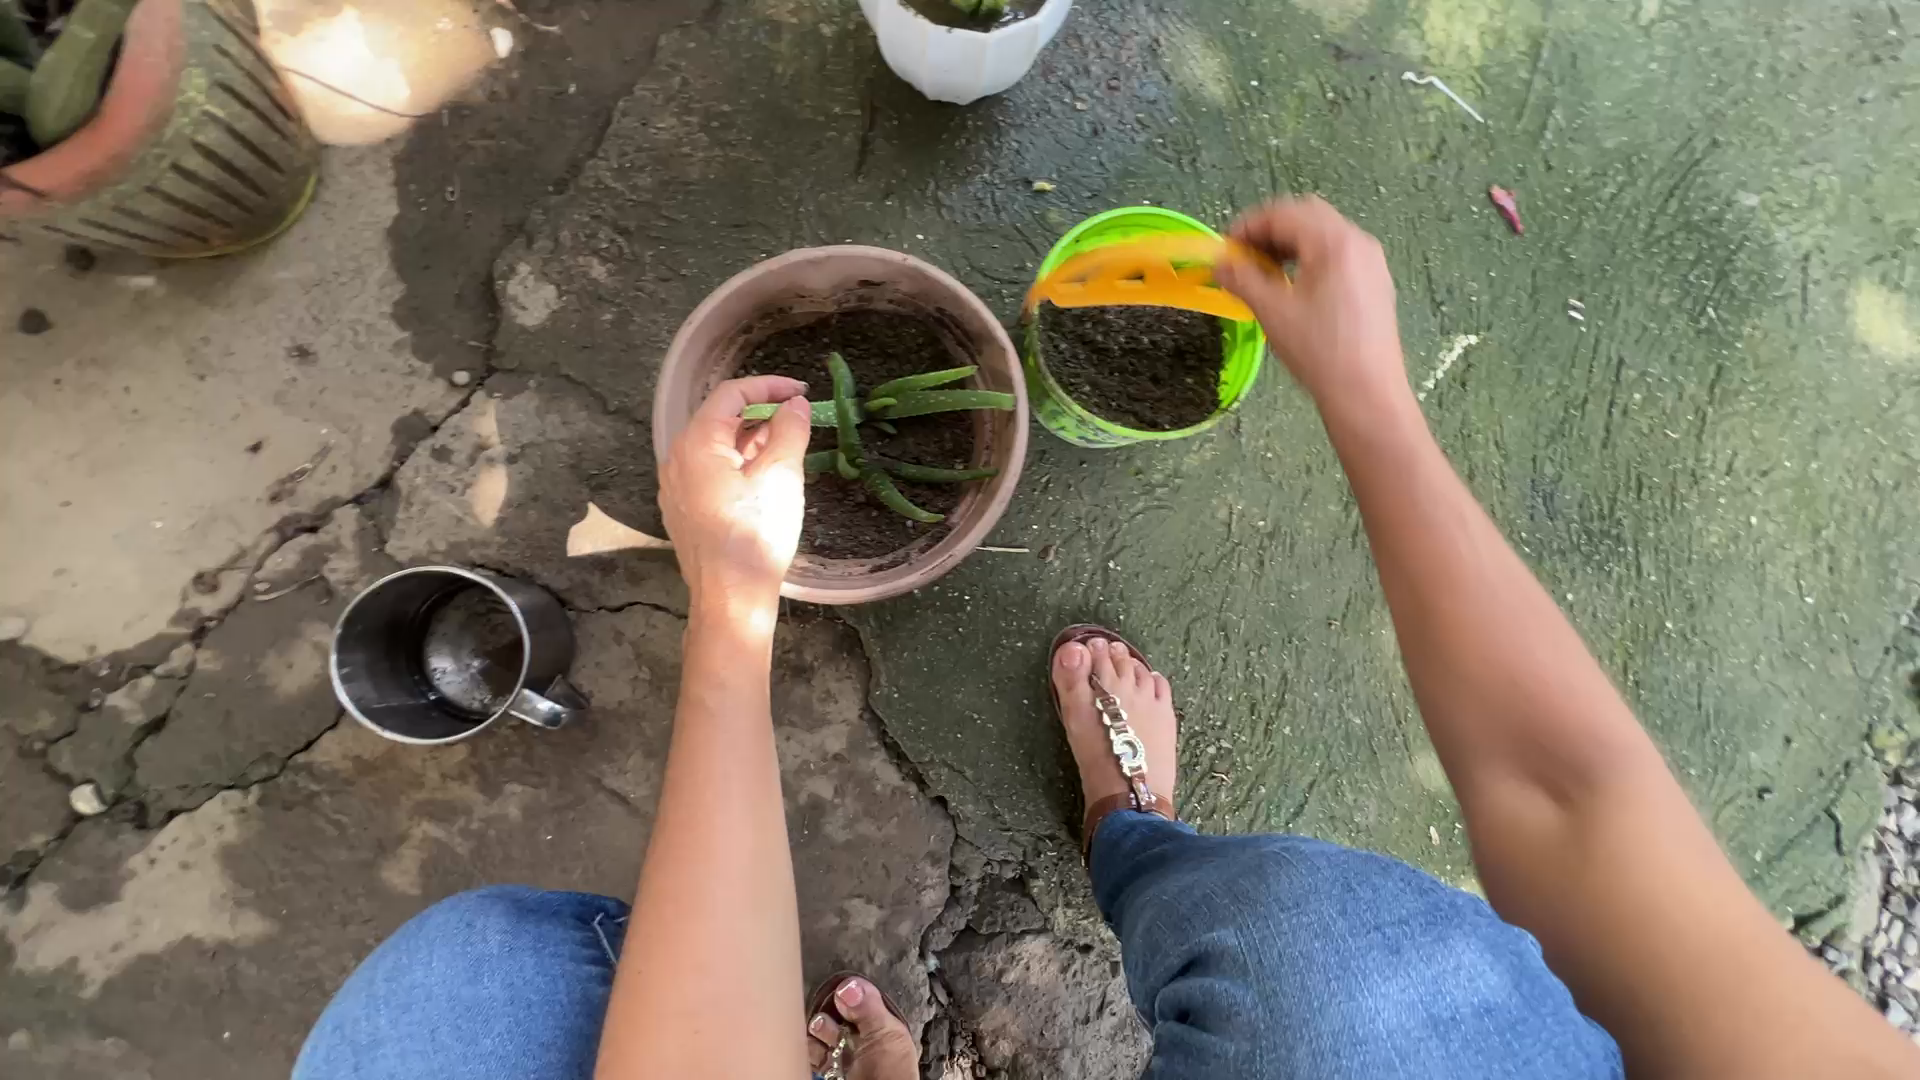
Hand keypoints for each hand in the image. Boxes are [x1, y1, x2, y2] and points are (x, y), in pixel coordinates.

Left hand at [658, 376, 812, 616]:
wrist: (730, 598)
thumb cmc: (756, 537)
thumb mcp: (781, 477)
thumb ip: (789, 432)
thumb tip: (795, 405)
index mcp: (696, 444)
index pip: (730, 395)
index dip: (768, 386)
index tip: (801, 391)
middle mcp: (677, 459)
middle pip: (719, 418)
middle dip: (761, 413)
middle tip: (798, 419)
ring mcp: (676, 486)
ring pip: (716, 447)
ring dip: (751, 439)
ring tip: (787, 447)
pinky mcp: (684, 509)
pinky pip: (710, 471)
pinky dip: (739, 462)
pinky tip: (764, 477)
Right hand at [1215, 196, 1409, 413]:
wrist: (1366, 390)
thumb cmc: (1317, 350)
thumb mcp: (1272, 312)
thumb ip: (1242, 280)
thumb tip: (1219, 263)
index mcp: (1333, 242)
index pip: (1284, 213)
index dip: (1248, 226)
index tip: (1223, 249)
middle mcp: (1357, 241)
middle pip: (1306, 216)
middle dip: (1269, 231)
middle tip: (1241, 258)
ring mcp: (1370, 261)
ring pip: (1322, 234)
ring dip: (1288, 245)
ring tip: (1262, 274)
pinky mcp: (1373, 281)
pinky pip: (1336, 254)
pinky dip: (1307, 258)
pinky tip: (1292, 288)